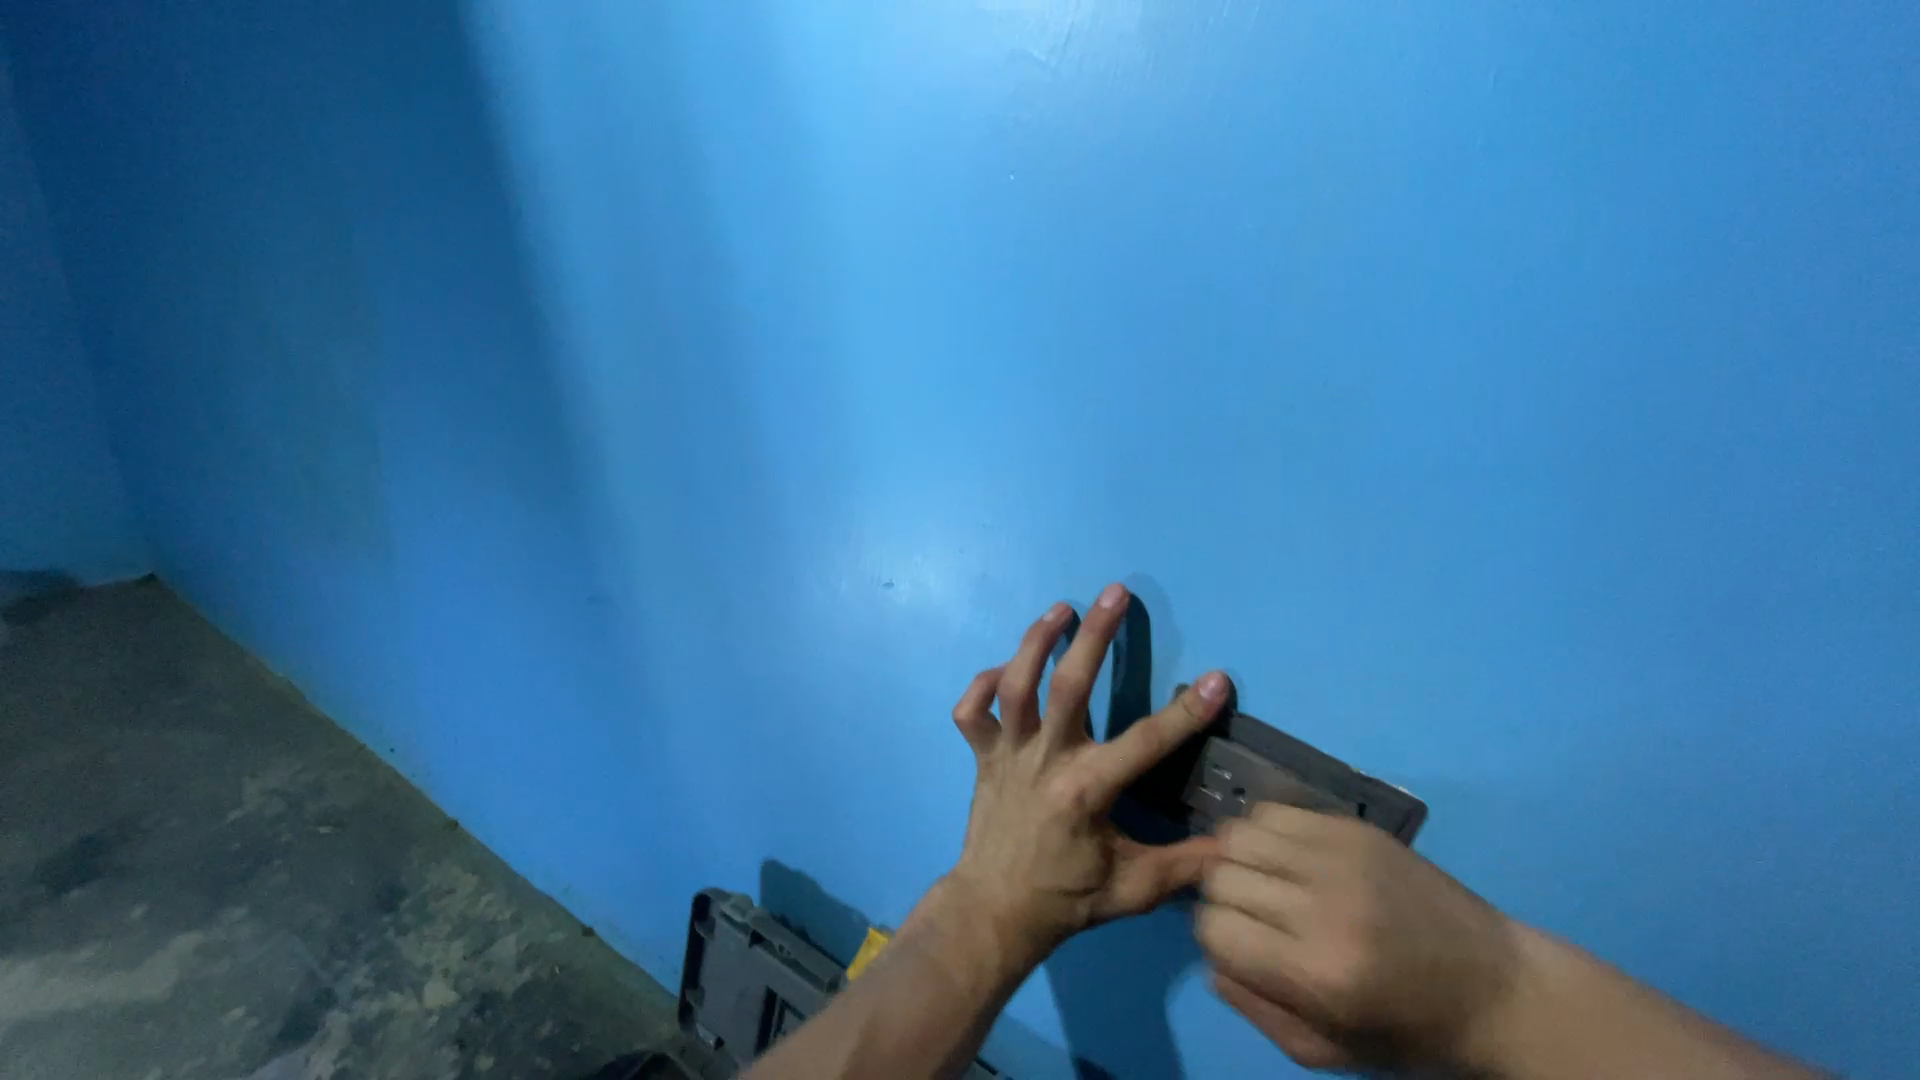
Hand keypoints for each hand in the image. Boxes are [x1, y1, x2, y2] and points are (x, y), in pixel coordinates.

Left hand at [942, 583, 1232, 968]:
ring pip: (1015, 687)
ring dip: (1034, 643)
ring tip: (1060, 608)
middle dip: (1094, 636)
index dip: (1185, 711)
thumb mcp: (1135, 888)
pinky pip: (970, 712)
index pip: (1146, 742)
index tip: (1217, 679)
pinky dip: (980, 685)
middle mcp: (1045, 761)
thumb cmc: (1068, 897)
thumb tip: (1240, 845)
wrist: (995, 911)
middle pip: (1069, 687)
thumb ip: (1187, 864)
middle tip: (1115, 592)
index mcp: (1086, 790)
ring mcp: (1007, 755)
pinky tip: (1002, 668)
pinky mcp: (980, 757)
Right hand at [1197, 804, 1523, 1072]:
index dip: (1218, 938)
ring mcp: (1340, 858)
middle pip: (1219, 875)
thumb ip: (1255, 1006)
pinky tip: (1291, 857)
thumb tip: (1212, 956)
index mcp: (1316, 973)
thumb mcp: (1327, 1049)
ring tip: (1268, 880)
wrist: (1500, 990)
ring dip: (1239, 858)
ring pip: (1238, 833)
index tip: (1244, 946)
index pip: (1213, 927)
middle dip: (1225, 898)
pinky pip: (1274, 810)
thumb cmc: (1410, 1032)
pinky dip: (1267, 831)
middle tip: (1257, 915)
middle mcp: (1322, 906)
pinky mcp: (1355, 828)